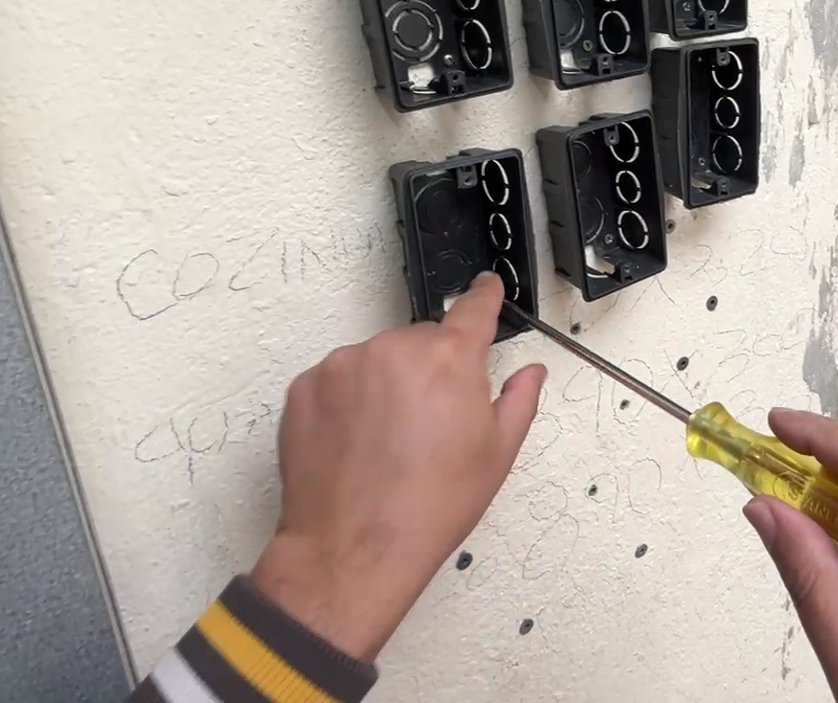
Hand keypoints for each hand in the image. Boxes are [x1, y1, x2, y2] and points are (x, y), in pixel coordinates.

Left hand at [248, 273, 545, 660]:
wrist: (353, 551)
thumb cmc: (430, 505)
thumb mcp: (497, 454)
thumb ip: (519, 399)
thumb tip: (530, 372)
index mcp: (449, 359)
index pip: (474, 308)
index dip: (484, 296)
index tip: (486, 287)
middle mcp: (397, 348)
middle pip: (423, 340)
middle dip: (430, 368)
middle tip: (428, 420)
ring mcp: (345, 364)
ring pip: (379, 357)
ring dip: (387, 381)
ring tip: (386, 437)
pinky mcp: (307, 385)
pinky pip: (339, 377)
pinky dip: (349, 398)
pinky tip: (355, 439)